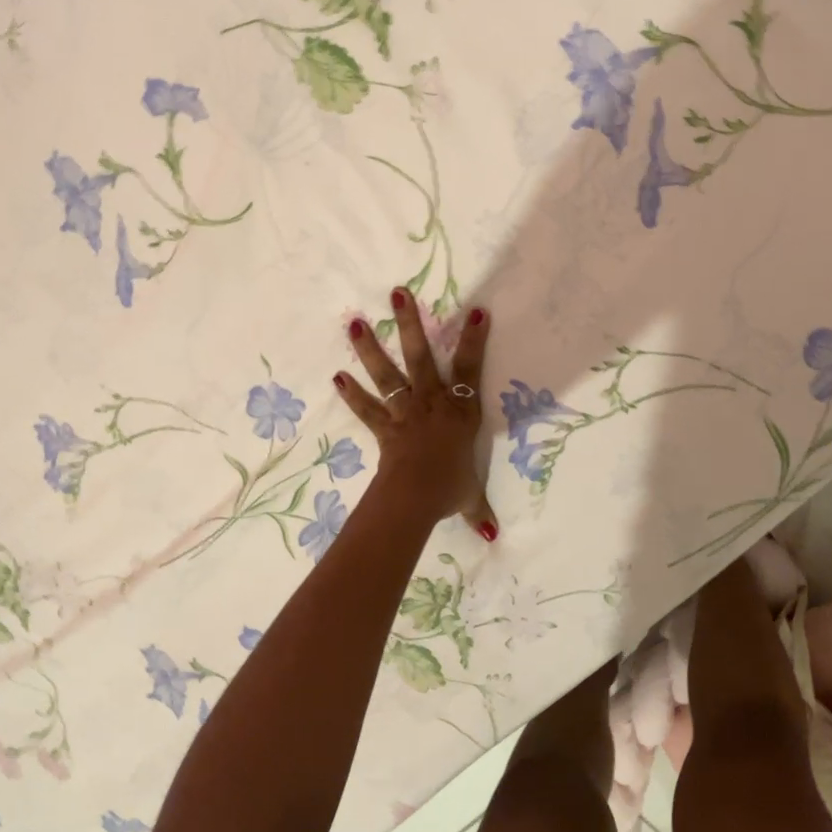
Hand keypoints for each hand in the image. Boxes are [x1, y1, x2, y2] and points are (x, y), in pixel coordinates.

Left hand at [334, 287, 497, 540]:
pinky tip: (338, 375)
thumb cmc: (450, 488)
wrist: (416, 496)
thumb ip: (480, 511)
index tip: (476, 310)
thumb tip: (494, 537)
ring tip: (355, 321)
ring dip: (371, 348)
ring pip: (389, 374)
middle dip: (410, 324)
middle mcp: (433, 403)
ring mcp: (406, 411)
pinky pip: (368, 408)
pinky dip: (352, 394)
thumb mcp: (471, 497)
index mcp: (461, 412)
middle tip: (398, 294)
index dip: (474, 340)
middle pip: (422, 357)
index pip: (471, 370)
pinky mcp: (384, 426)